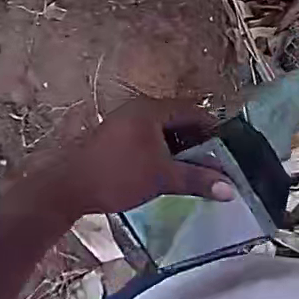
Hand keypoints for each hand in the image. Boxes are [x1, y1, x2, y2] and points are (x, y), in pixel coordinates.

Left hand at [44, 99, 235, 215]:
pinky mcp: (113, 138)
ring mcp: (122, 122)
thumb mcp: (162, 177)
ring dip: (178, 148)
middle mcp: (137, 109)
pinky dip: (161, 151)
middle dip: (196, 140)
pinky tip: (165, 171)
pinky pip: (147, 138)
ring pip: (161, 131)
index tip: (226, 150)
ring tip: (192, 169)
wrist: (68, 188)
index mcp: (150, 109)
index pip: (192, 111)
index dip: (212, 129)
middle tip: (212, 162)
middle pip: (177, 119)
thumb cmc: (118, 176)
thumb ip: (198, 180)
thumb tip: (231, 189)